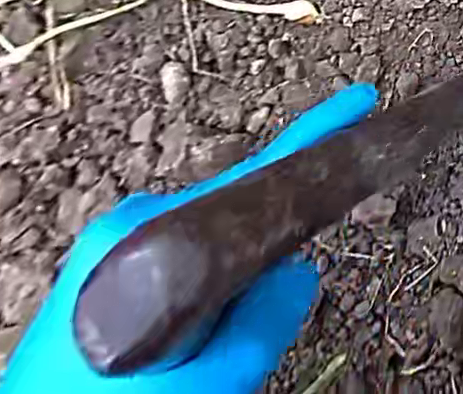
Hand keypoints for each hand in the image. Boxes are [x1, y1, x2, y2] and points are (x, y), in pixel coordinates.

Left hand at [0, 84, 378, 393]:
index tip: (363, 98)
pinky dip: (207, 301)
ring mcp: (110, 253)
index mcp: (143, 237)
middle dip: (265, 252)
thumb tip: (296, 270)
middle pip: (238, 213)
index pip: (257, 173)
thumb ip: (269, 318)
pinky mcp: (100, 283)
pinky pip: (186, 269)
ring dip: (233, 288)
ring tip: (199, 363)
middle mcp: (127, 230)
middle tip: (243, 330)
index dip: (317, 133)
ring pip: (216, 247)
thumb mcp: (211, 381)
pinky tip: (186, 357)